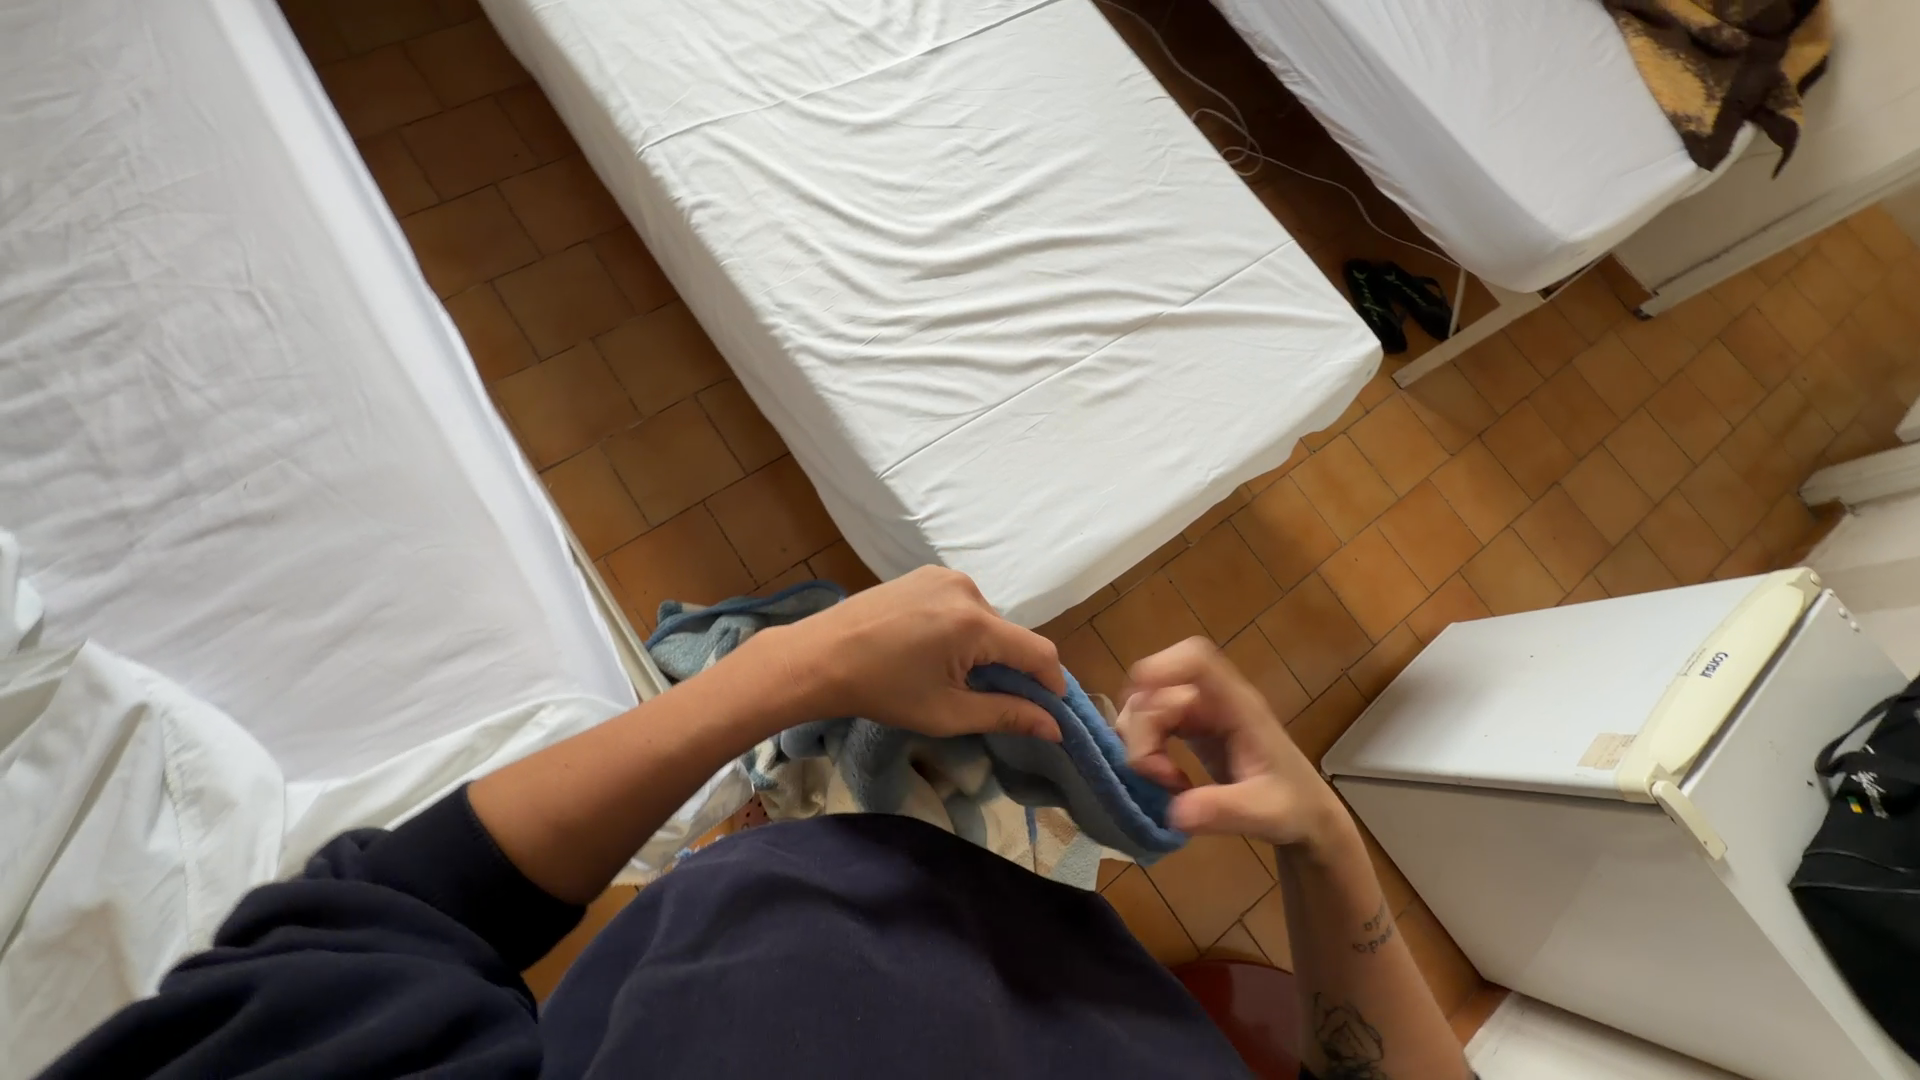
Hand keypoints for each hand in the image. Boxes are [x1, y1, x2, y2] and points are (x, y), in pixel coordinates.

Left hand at [759, 566, 1065, 740]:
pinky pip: (962, 604)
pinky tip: (931, 648)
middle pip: (1010, 635)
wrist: (820, 656)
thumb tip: (1054, 726)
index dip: (1052, 683)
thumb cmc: (882, 691)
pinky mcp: (925, 574)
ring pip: (986, 619)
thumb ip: (1006, 714)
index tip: (1049, 710)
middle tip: (983, 699)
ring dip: (983, 647)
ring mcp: (944, 576)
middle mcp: (967, 589)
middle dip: (1009, 668)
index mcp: (974, 623)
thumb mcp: (947, 713)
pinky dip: (961, 628)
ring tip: (947, 673)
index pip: (1039, 652)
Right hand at [1117, 638, 1350, 851]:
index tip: (1141, 701)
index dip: (1162, 667)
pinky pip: (1150, 723)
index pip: (1197, 660)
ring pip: (1145, 705)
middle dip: (1143, 731)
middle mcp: (1214, 700)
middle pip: (1156, 688)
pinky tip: (1166, 778)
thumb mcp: (1265, 814)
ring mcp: (1199, 711)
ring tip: (1165, 781)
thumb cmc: (1294, 808)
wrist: (1305, 815)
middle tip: (1159, 777)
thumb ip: (1224, 810)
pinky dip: (1145, 749)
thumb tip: (1175, 813)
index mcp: (1239, 706)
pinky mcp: (1189, 727)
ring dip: (1141, 742)